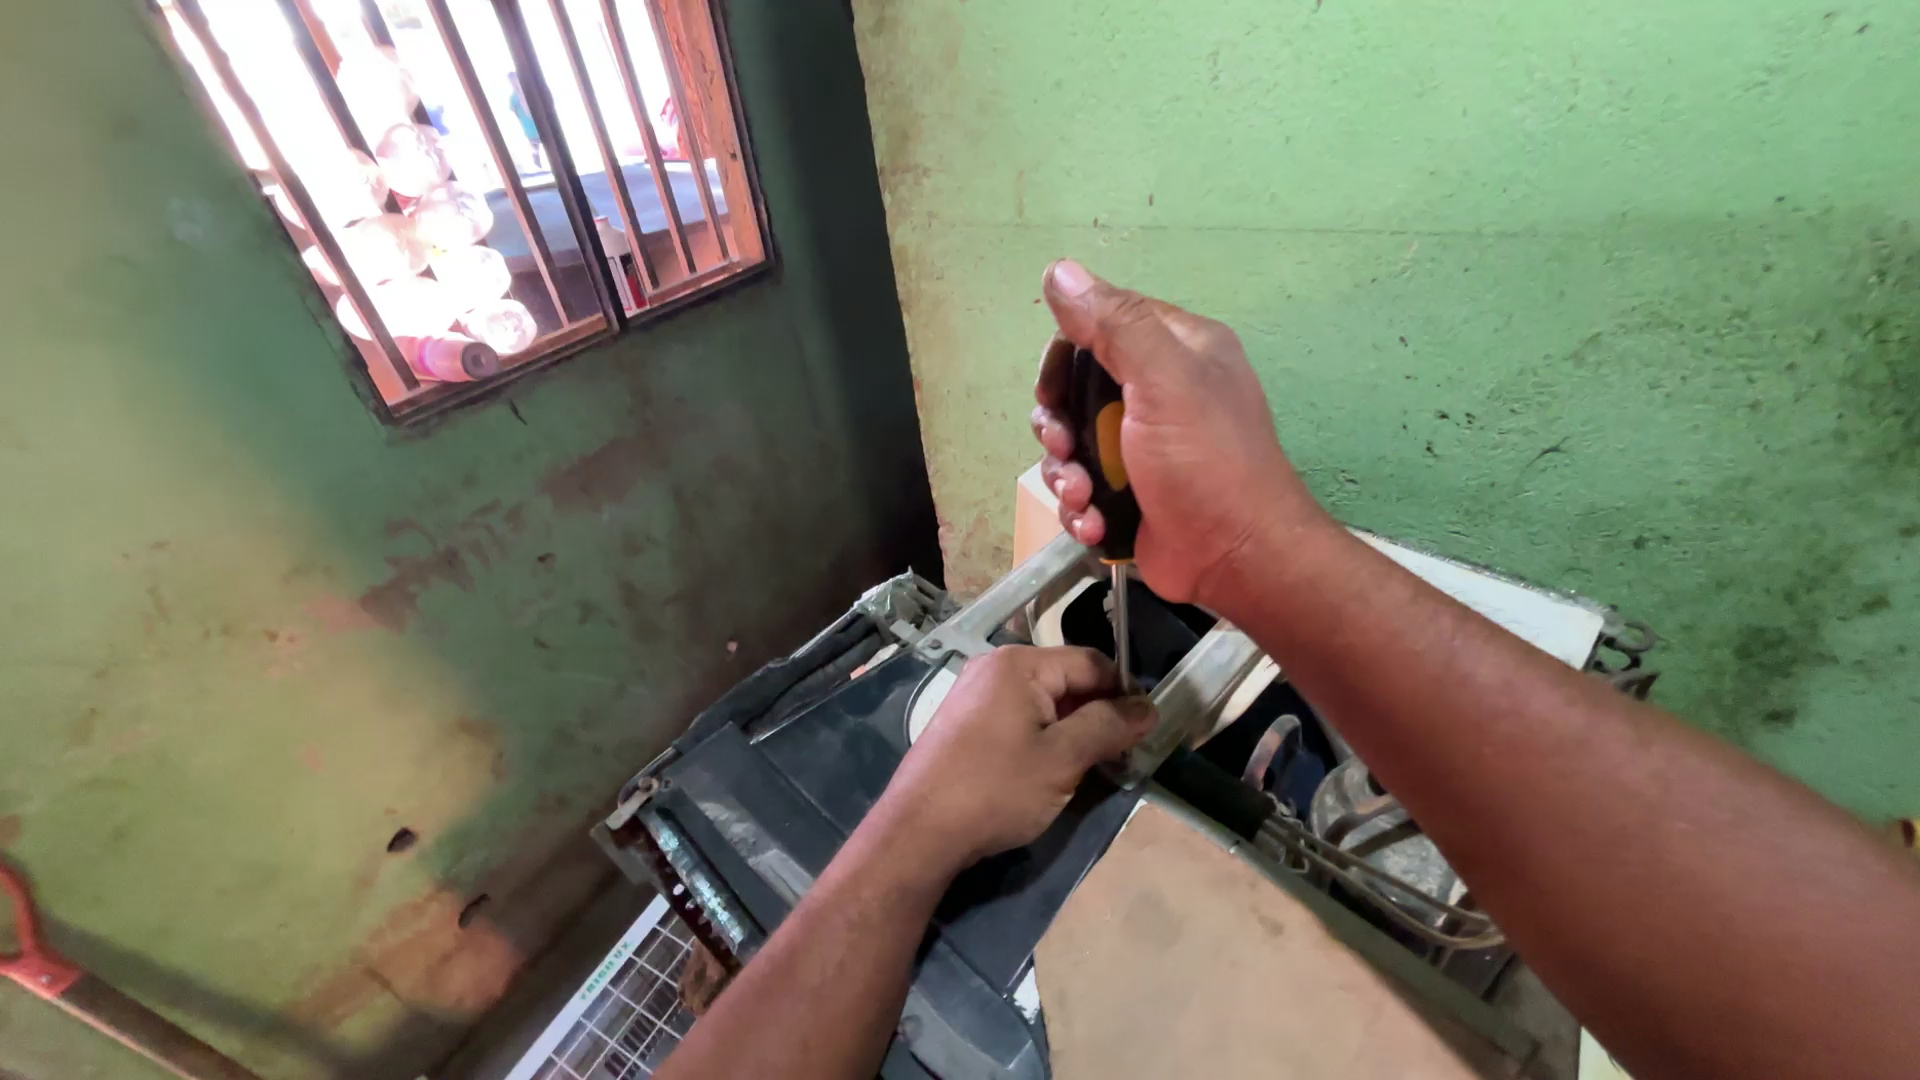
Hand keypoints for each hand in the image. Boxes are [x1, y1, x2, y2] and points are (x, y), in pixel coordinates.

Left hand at [877, 646, 1154, 871]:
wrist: (918, 831)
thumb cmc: (995, 789)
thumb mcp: (1062, 759)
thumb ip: (1108, 726)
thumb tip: (1149, 707)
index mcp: (1019, 663)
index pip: (1091, 662)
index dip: (1124, 694)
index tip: (1146, 732)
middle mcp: (995, 667)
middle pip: (1066, 680)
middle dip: (1098, 715)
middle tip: (1122, 757)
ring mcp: (975, 694)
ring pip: (1044, 703)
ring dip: (1072, 731)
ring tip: (1091, 769)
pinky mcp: (965, 723)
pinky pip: (1018, 718)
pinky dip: (1043, 739)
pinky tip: (1051, 772)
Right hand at [1032, 260, 1331, 607]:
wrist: (1236, 559)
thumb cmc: (1206, 463)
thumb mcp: (1164, 381)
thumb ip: (1114, 325)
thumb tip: (1059, 271)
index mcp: (1176, 351)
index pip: (1101, 326)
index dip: (1065, 355)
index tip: (1052, 390)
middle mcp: (1158, 392)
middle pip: (1075, 390)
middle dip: (1058, 425)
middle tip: (1065, 447)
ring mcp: (1142, 448)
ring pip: (1071, 446)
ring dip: (1065, 475)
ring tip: (1085, 498)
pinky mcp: (1129, 494)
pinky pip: (1082, 490)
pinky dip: (1080, 510)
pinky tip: (1095, 526)